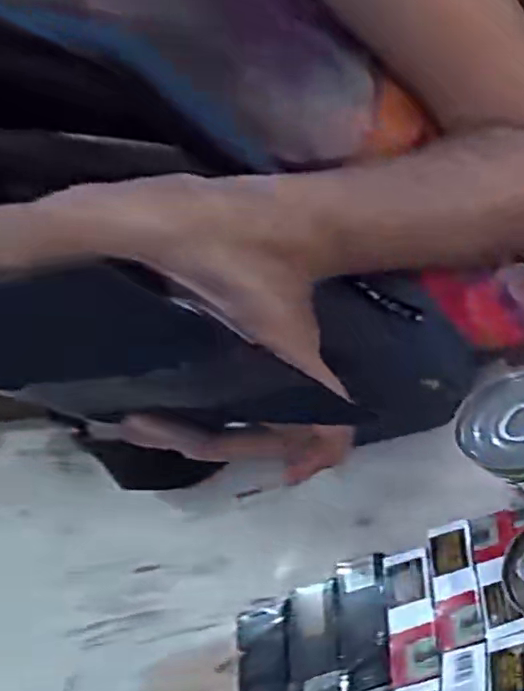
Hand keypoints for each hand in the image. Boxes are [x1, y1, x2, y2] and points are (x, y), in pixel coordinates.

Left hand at [23, 177, 356, 481]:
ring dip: (224, 437)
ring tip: (147, 424)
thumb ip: (30, 237)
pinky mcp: (258, 353)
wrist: (283, 213)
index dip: (316, 449)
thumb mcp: (117, 220)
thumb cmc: (224, 222)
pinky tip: (185, 412)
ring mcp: (274, 363)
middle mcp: (286, 369)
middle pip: (286, 431)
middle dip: (226, 446)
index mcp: (278, 352)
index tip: (285, 477)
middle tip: (138, 427)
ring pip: (271, 421)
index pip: (325, 410)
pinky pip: (260, 401)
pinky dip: (243, 422)